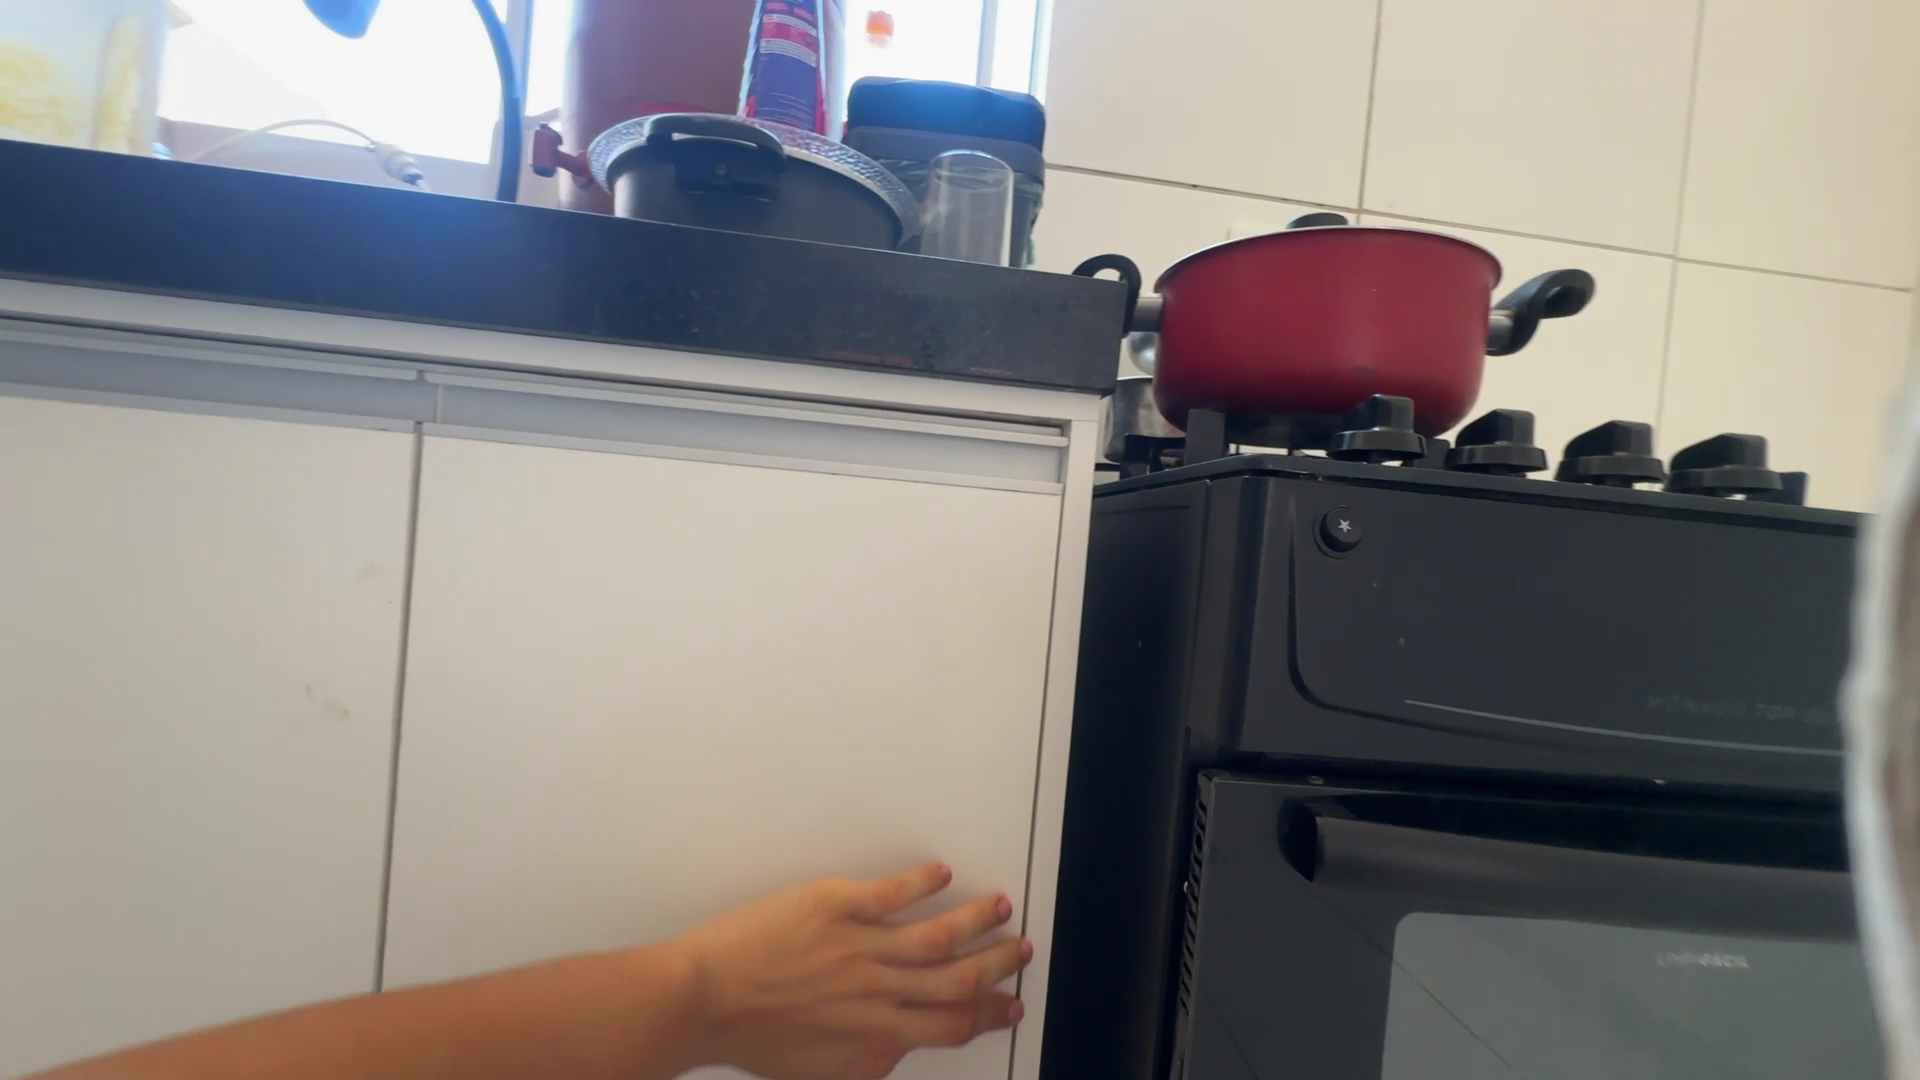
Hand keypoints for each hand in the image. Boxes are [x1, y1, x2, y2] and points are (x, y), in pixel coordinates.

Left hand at [668, 862, 1031, 1079]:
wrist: (705, 999)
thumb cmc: (754, 1036)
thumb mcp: (817, 1070)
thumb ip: (867, 1062)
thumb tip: (899, 1051)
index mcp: (876, 1035)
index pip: (950, 1025)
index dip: (988, 1014)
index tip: (1012, 1002)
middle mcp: (879, 994)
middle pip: (956, 979)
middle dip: (997, 964)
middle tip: (1023, 949)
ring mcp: (862, 948)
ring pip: (937, 936)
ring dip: (975, 921)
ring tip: (1001, 907)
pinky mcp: (838, 907)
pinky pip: (893, 894)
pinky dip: (922, 883)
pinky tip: (943, 873)